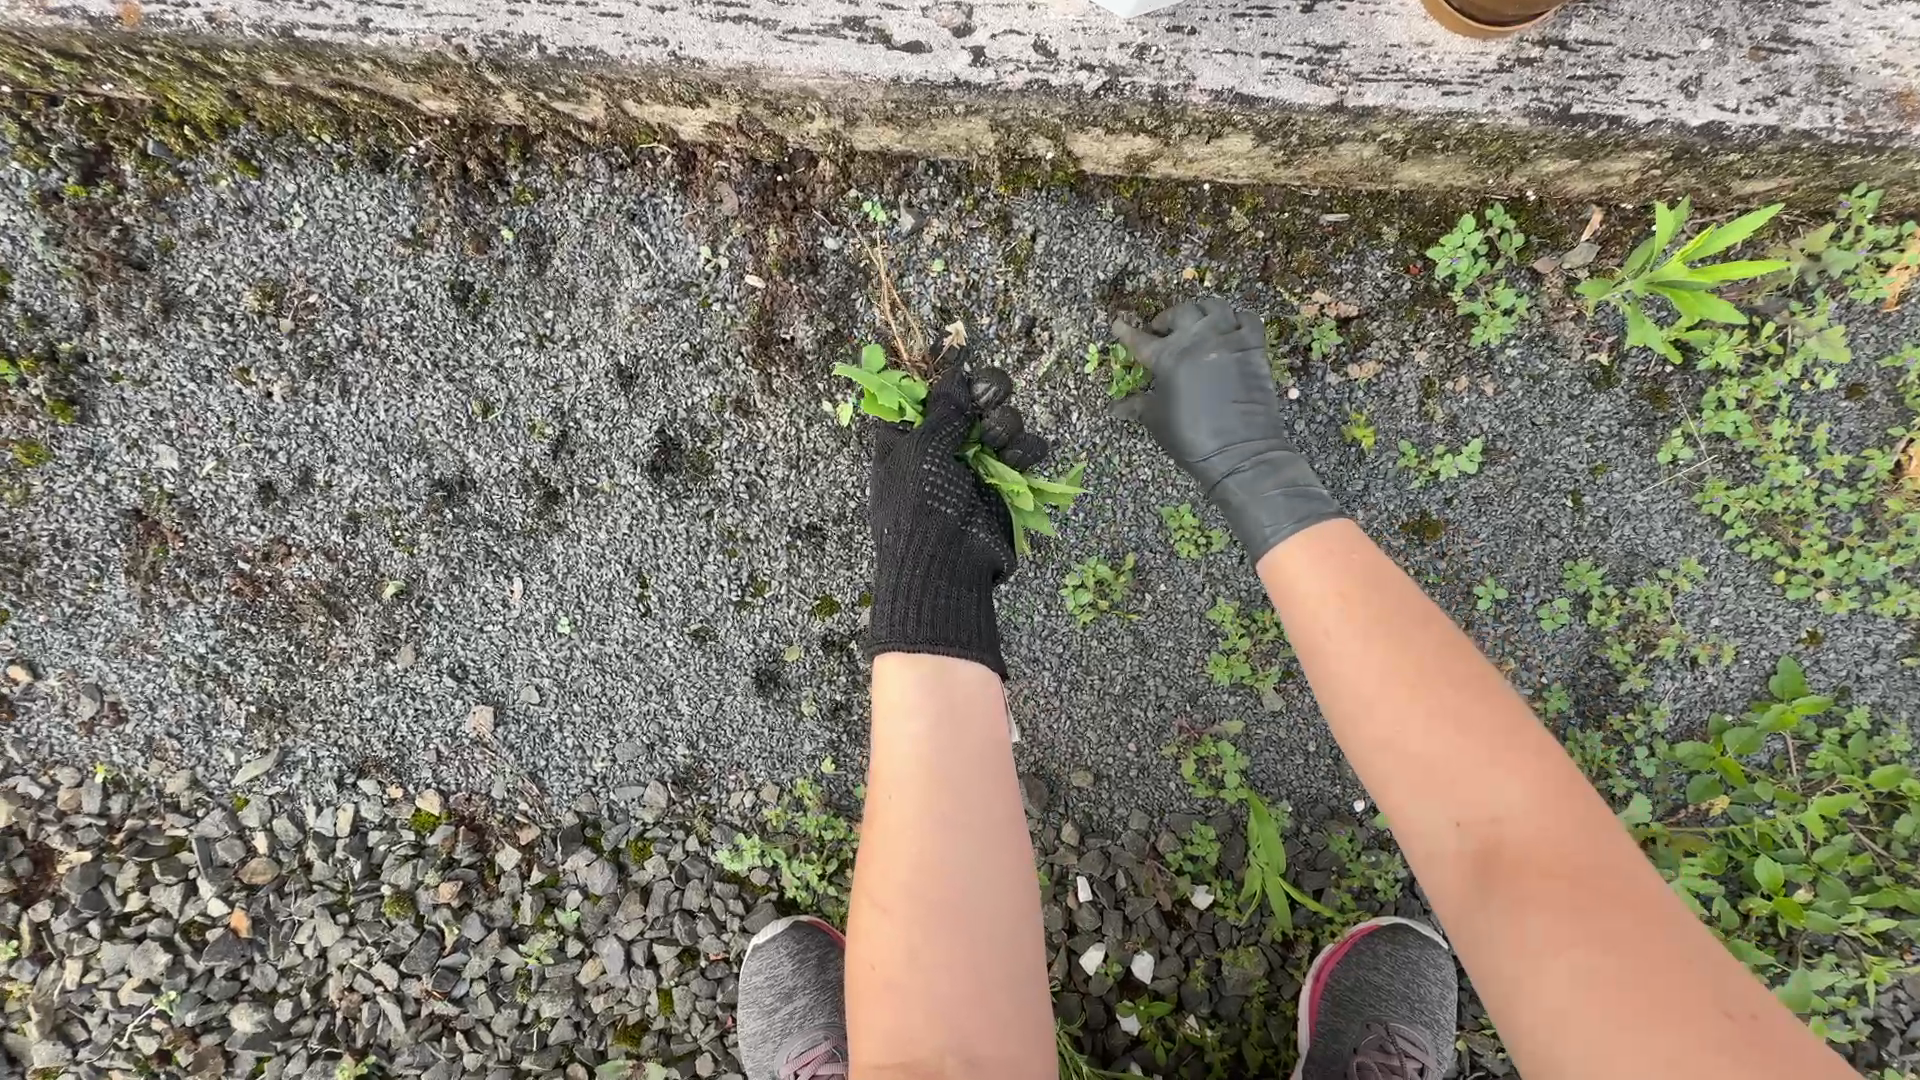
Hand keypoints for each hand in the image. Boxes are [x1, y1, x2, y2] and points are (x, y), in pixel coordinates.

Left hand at [865, 363, 1018, 678]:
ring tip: (995, 446)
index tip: (963, 383)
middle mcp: (945, 446)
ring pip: (1006, 422)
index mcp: (910, 436)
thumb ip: (944, 410)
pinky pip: (1027, 453)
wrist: (946, 561)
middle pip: (977, 401)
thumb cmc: (919, 503)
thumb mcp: (920, 448)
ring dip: (1005, 426)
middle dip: (988, 398)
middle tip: (988, 404)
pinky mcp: (1007, 485)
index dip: (952, 383)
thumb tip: (958, 379)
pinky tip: (1014, 462)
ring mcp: (978, 465)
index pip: (933, 393)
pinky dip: (1025, 452)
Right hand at [1113, 298, 1343, 561]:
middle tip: (1161, 330)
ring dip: (1200, 311)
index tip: (1118, 323)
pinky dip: (1235, 319)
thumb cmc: (1189, 437)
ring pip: (1213, 307)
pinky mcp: (1253, 347)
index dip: (1127, 332)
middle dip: (1167, 318)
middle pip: (1180, 313)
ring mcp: (1227, 340)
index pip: (1141, 340)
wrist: (1239, 451)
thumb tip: (1115, 408)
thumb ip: (1138, 406)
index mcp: (1168, 358)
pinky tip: (1228, 328)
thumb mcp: (1157, 420)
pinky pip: (1245, 319)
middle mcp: (1197, 340)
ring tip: (1195, 322)